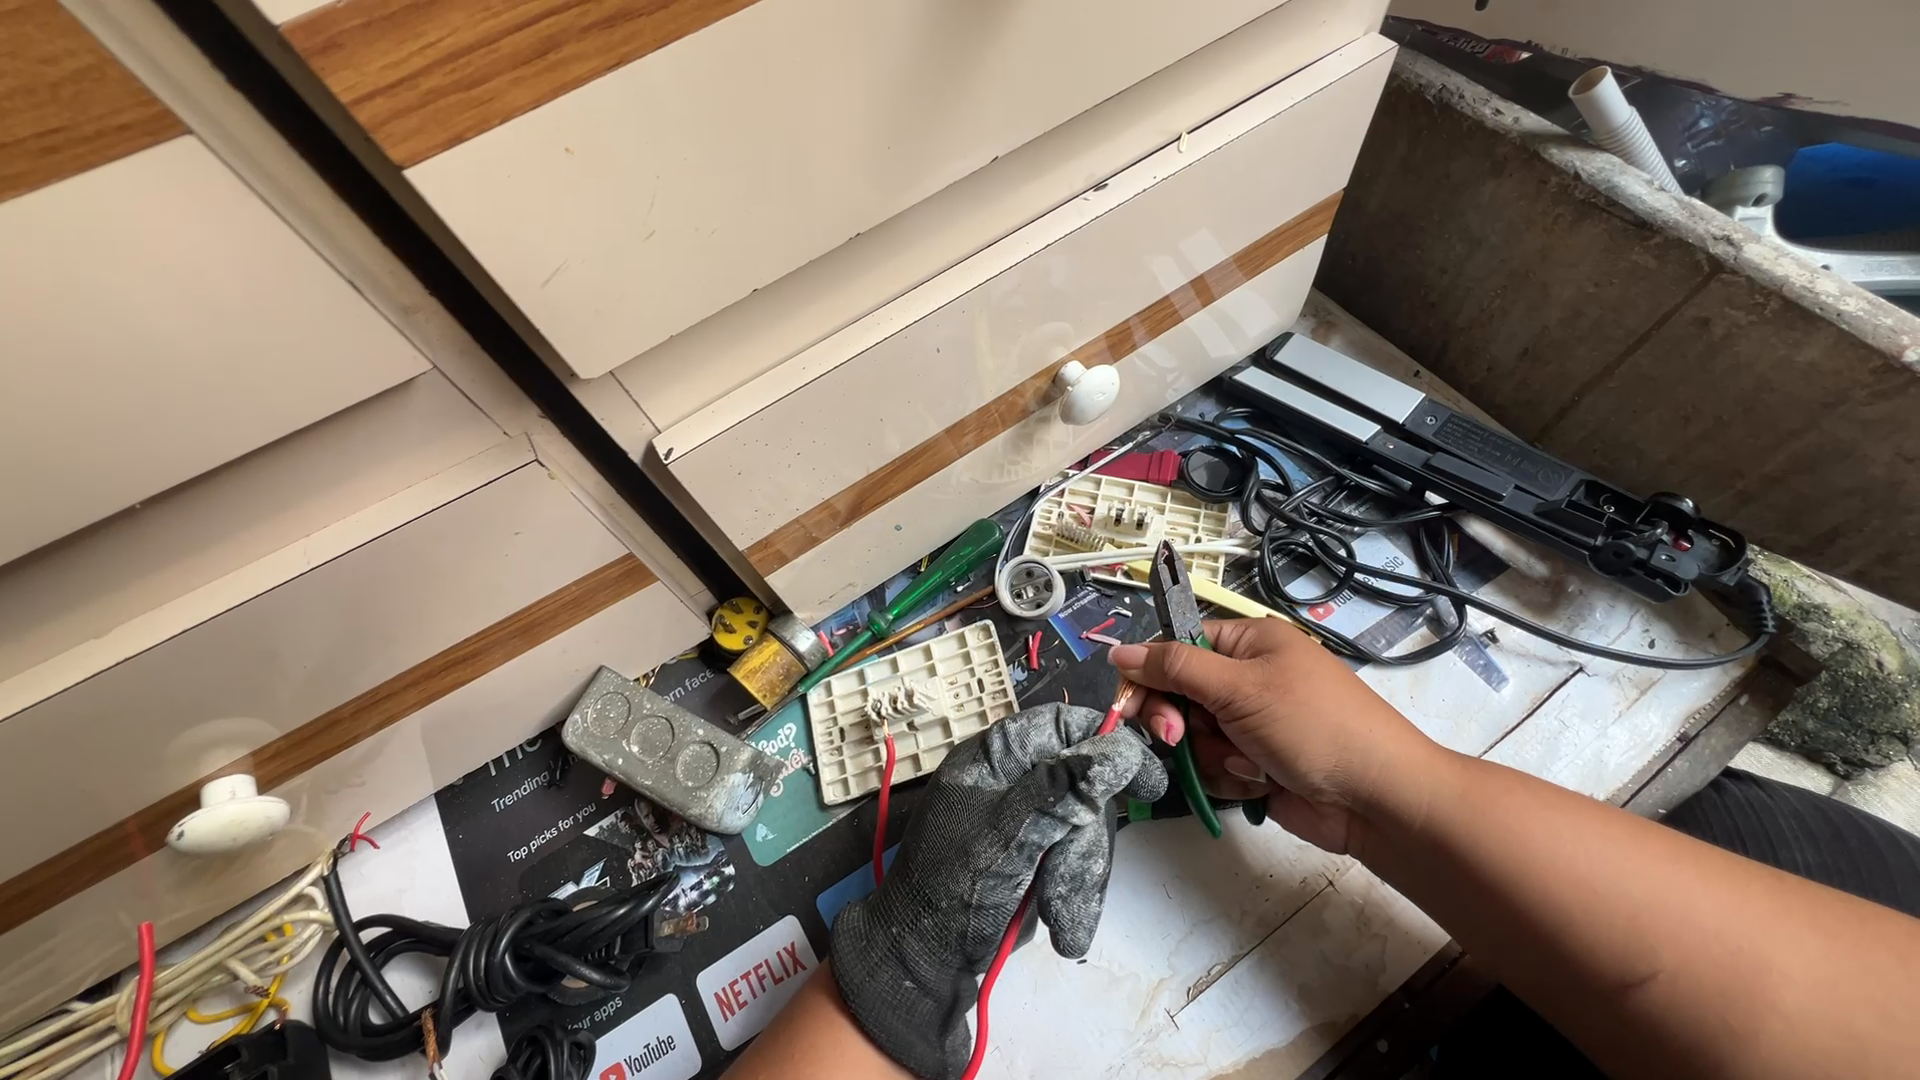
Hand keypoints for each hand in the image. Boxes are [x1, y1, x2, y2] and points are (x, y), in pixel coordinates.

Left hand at [830, 703, 1167, 1078]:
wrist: (926, 956)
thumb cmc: (952, 888)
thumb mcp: (1007, 836)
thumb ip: (1060, 790)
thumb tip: (1117, 748)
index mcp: (993, 758)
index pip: (1059, 724)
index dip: (1106, 742)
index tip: (1147, 777)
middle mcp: (1013, 778)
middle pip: (1082, 783)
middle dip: (1084, 839)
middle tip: (1076, 876)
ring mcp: (1027, 817)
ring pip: (1084, 826)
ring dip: (1081, 874)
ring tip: (1064, 917)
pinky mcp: (1038, 852)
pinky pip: (1076, 857)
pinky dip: (1076, 891)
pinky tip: (1067, 925)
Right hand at [1108, 618, 1437, 854]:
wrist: (1377, 801)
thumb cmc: (1311, 725)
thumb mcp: (1239, 687)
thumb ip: (1173, 667)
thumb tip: (1117, 652)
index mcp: (1248, 642)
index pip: (1176, 648)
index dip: (1147, 675)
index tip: (1125, 705)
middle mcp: (1247, 678)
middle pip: (1177, 695)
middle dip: (1177, 721)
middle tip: (1178, 738)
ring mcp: (1250, 723)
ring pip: (1193, 737)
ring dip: (1212, 755)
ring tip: (1249, 764)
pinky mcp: (1254, 764)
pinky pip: (1214, 766)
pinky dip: (1230, 778)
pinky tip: (1260, 782)